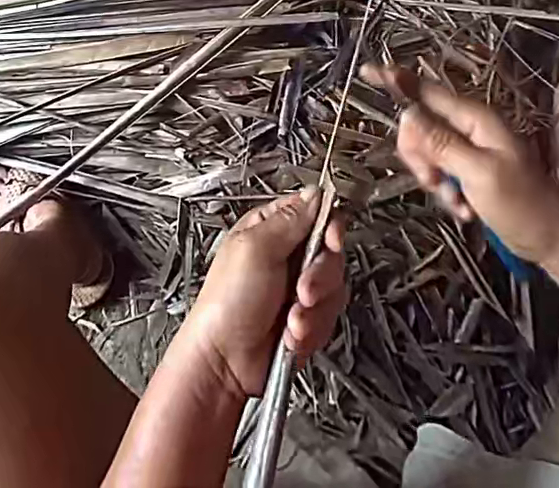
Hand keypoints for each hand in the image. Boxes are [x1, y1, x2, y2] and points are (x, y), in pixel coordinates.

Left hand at [183, 189, 347, 399]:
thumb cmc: (226, 303)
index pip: (315, 211)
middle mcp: (286, 254)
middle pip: (331, 251)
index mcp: (271, 227)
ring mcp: (297, 286)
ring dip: (314, 309)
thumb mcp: (256, 249)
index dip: (329, 224)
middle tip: (301, 290)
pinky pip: (330, 316)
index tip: (330, 240)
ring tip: (291, 318)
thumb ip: (290, 220)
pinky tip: (291, 334)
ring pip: (334, 286)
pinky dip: (313, 328)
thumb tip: (315, 194)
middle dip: (320, 276)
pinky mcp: (307, 316)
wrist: (224, 363)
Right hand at [362, 63, 558, 264]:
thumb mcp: (479, 173)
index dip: (396, 80)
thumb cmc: (525, 207)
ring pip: (426, 149)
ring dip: (432, 177)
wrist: (555, 242)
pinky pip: (438, 170)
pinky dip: (444, 190)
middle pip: (419, 124)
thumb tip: (407, 114)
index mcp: (475, 119)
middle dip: (418, 154)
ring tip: (455, 200)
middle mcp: (470, 127)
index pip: (426, 91)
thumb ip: (441, 143)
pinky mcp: (468, 168)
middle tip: (434, 181)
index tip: (368, 70)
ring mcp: (469, 147)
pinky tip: (462, 208)